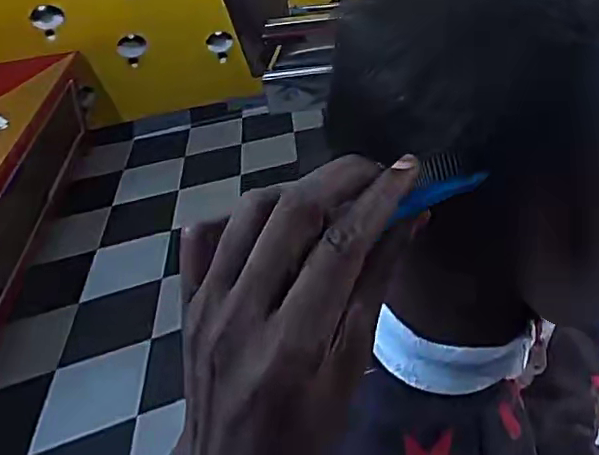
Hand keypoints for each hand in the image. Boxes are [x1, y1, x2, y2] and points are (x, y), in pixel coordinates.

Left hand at [177, 154, 421, 454]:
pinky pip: (210, 231)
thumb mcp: (351, 368)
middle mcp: (241, 313)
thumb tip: (411, 217)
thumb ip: (376, 284)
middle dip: (344, 176)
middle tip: (377, 170)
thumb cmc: (303, 430)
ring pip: (252, 208)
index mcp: (291, 344)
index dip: (380, 197)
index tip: (409, 169)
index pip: (341, 244)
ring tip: (334, 196)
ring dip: (301, 188)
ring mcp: (207, 302)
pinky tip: (276, 217)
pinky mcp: (188, 297)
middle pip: (294, 212)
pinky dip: (247, 211)